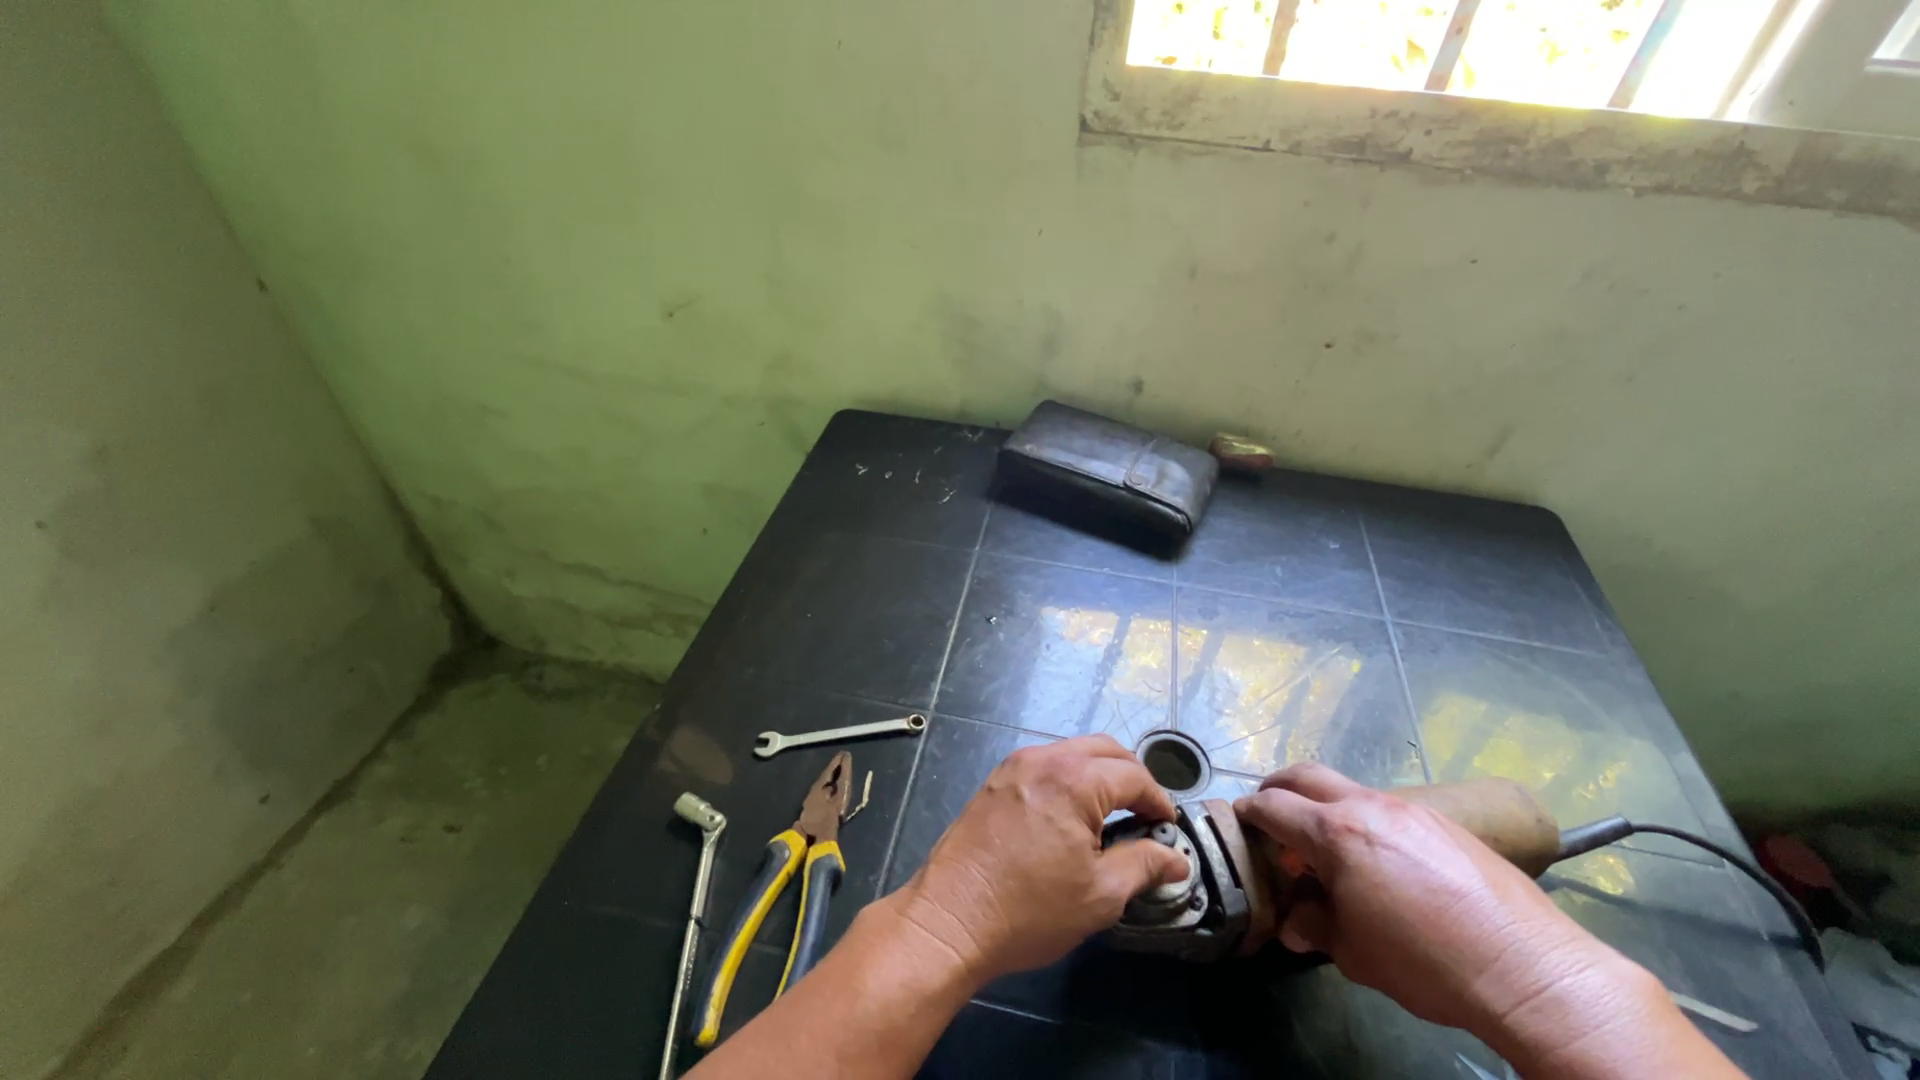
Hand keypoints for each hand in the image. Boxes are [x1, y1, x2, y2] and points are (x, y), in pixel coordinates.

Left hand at [889, 735, 1189, 983]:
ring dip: (1100, 775)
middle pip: (1104, 750)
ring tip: (1113, 817)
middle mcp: (1042, 760)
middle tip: (1146, 816)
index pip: (1133, 776)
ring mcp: (1013, 767)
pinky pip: (1045, 766)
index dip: (1159, 801)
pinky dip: (1070, 779)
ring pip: (1072, 753)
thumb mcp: (1100, 895)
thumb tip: (1176, 858)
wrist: (950, 920)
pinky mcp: (994, 782)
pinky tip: (1073, 816)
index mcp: (1073, 779)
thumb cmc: (1029, 911)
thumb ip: (1143, 865)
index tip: (1168, 828)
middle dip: (1133, 778)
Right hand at [1234, 764, 1642, 1035]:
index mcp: (1336, 832)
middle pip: (1307, 776)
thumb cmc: (1426, 964)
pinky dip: (1366, 822)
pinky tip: (1382, 863)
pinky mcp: (1447, 824)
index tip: (1238, 824)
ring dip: (1326, 807)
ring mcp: (1412, 810)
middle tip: (1268, 813)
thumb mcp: (1353, 954)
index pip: (1273, 807)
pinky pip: (1390, 809)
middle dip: (1279, 788)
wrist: (1529, 971)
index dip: (1248, 814)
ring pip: (1351, 790)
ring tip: (1328, 849)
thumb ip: (1315, 926)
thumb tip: (1297, 921)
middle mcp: (1370, 806)